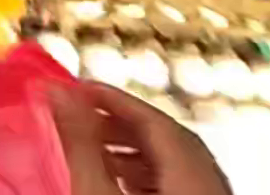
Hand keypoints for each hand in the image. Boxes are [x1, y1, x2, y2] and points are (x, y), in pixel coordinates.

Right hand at [49, 83, 230, 194]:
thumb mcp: (96, 190)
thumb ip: (79, 139)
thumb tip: (54, 86)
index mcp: (195, 178)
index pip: (156, 121)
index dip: (112, 96)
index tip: (72, 86)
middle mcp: (215, 190)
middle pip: (171, 141)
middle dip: (122, 120)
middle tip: (80, 111)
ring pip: (178, 165)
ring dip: (133, 147)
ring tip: (93, 146)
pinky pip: (184, 186)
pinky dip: (148, 172)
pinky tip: (118, 178)